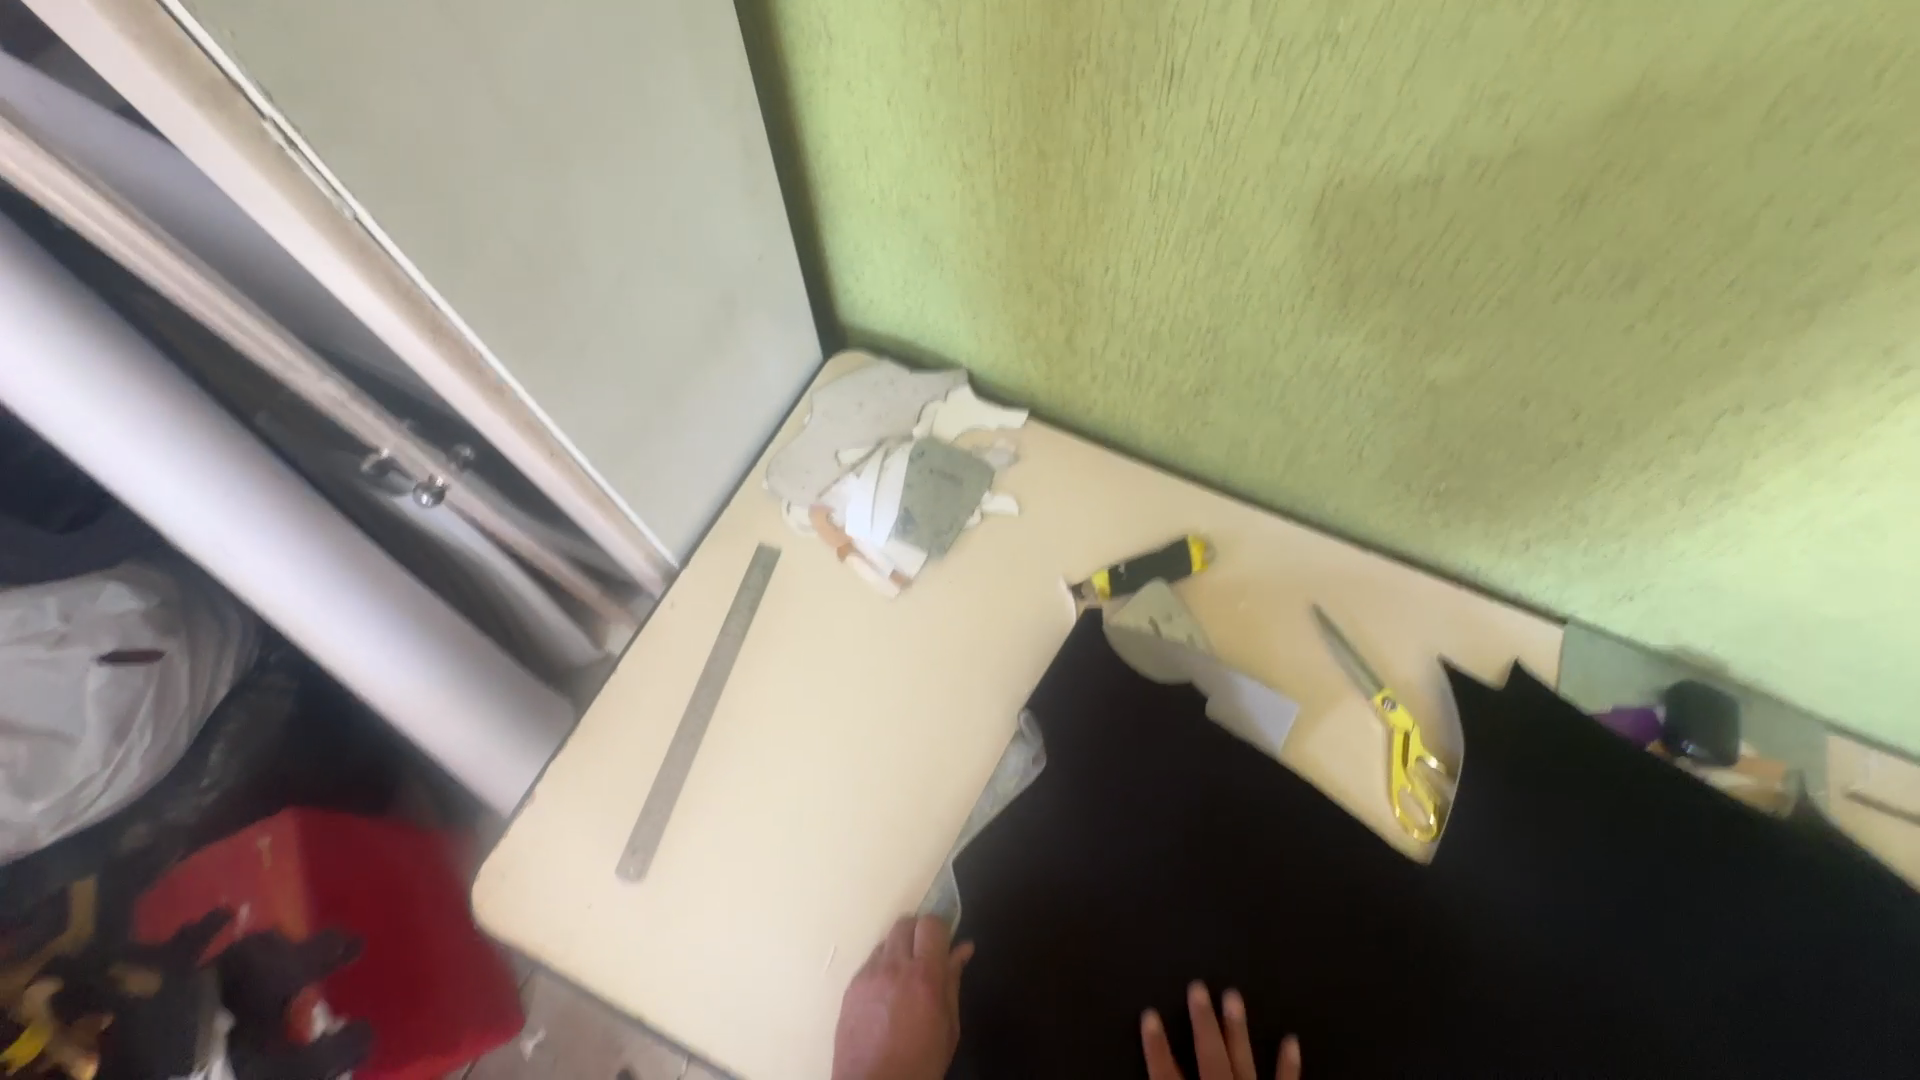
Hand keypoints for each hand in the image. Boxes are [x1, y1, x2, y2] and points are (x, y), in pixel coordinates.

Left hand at [832, 915, 974, 1079]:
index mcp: (924, 977)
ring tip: (905, 977)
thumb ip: (953, 982)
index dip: (940, 929)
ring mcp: (869, 975)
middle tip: (926, 956)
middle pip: (905, 923)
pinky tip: (887, 993)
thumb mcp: (948, 1028)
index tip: (944, 942)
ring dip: (899, 948)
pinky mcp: (851, 987)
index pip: (931, 924)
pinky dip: (882, 967)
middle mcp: (894, 967)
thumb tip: (963, 948)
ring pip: (886, 940)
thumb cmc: (920, 1064)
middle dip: (918, 932)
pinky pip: (870, 962)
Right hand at [1142, 982, 1300, 1079]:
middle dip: (1203, 1021)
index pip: (1165, 1074)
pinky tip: (1291, 1040)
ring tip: (1233, 995)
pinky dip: (1289, 1065)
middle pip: (1209, 1057)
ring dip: (1237, 1029)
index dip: (1156, 1045)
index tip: (1149, 1014)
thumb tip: (1137, 1079)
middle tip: (1197, 987)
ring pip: (1243, 1062)